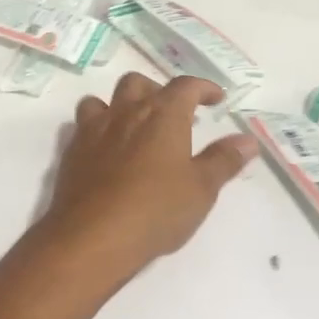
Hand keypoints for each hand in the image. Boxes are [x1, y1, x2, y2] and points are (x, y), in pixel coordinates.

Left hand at [40, 73, 257, 281]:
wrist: (94, 235)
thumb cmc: (157, 210)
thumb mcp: (201, 189)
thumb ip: (223, 160)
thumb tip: (247, 140)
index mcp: (162, 115)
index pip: (185, 86)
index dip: (203, 88)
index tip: (216, 98)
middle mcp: (126, 112)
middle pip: (139, 84)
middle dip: (157, 91)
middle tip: (172, 114)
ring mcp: (94, 129)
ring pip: (103, 99)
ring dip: (120, 105)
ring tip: (134, 126)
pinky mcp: (72, 151)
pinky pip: (82, 124)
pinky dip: (97, 128)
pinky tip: (106, 150)